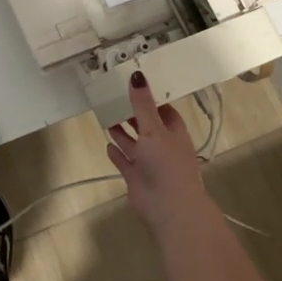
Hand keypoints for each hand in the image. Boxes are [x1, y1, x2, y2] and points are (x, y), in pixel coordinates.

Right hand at [106, 72, 214, 237]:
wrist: (168, 206)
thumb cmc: (166, 163)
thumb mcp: (155, 129)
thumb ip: (143, 104)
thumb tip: (137, 75)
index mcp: (174, 133)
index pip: (165, 111)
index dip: (151, 99)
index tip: (136, 85)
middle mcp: (162, 146)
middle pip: (147, 126)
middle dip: (133, 114)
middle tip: (115, 97)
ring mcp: (149, 163)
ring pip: (134, 143)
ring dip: (122, 132)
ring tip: (107, 116)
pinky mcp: (136, 177)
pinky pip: (125, 161)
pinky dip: (117, 153)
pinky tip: (107, 144)